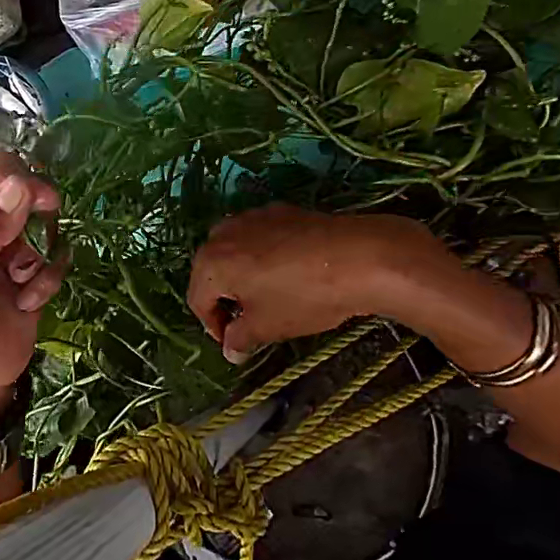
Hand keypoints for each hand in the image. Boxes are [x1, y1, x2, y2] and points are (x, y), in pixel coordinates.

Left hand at [0, 159, 68, 433]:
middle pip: (12, 193)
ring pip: (36, 223)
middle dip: (30, 207)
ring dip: (37, 250)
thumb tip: (18, 186)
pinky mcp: (29, 272)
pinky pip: (51, 256)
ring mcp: (3, 250)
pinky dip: (47, 276)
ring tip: (21, 281)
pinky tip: (28, 302)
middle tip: (48, 213)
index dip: (4, 179)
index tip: (30, 192)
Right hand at [187, 204, 457, 361]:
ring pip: (231, 250)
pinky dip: (261, 254)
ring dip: (240, 273)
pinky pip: (256, 236)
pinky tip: (290, 270)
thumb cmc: (305, 296)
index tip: (235, 343)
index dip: (213, 326)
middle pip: (209, 270)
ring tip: (268, 293)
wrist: (361, 257)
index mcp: (210, 263)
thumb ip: (241, 337)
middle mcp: (220, 234)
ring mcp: (248, 217)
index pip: (197, 300)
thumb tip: (230, 350)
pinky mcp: (276, 210)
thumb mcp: (269, 326)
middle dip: (224, 297)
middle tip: (249, 320)